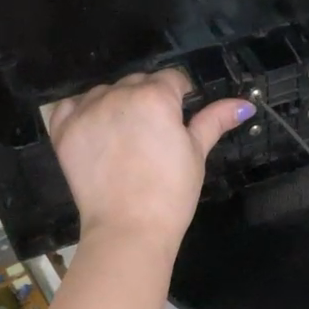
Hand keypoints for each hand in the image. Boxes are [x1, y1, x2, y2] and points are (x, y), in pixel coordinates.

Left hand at [49, 69, 251, 251]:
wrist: (129, 229)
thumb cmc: (171, 194)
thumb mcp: (196, 154)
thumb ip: (214, 121)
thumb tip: (244, 103)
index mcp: (155, 97)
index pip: (171, 79)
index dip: (180, 98)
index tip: (178, 121)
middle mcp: (118, 95)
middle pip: (138, 83)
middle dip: (148, 101)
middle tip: (153, 137)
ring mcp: (87, 112)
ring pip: (105, 92)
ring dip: (116, 106)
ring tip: (125, 141)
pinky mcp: (64, 131)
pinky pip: (70, 106)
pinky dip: (81, 114)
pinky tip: (95, 134)